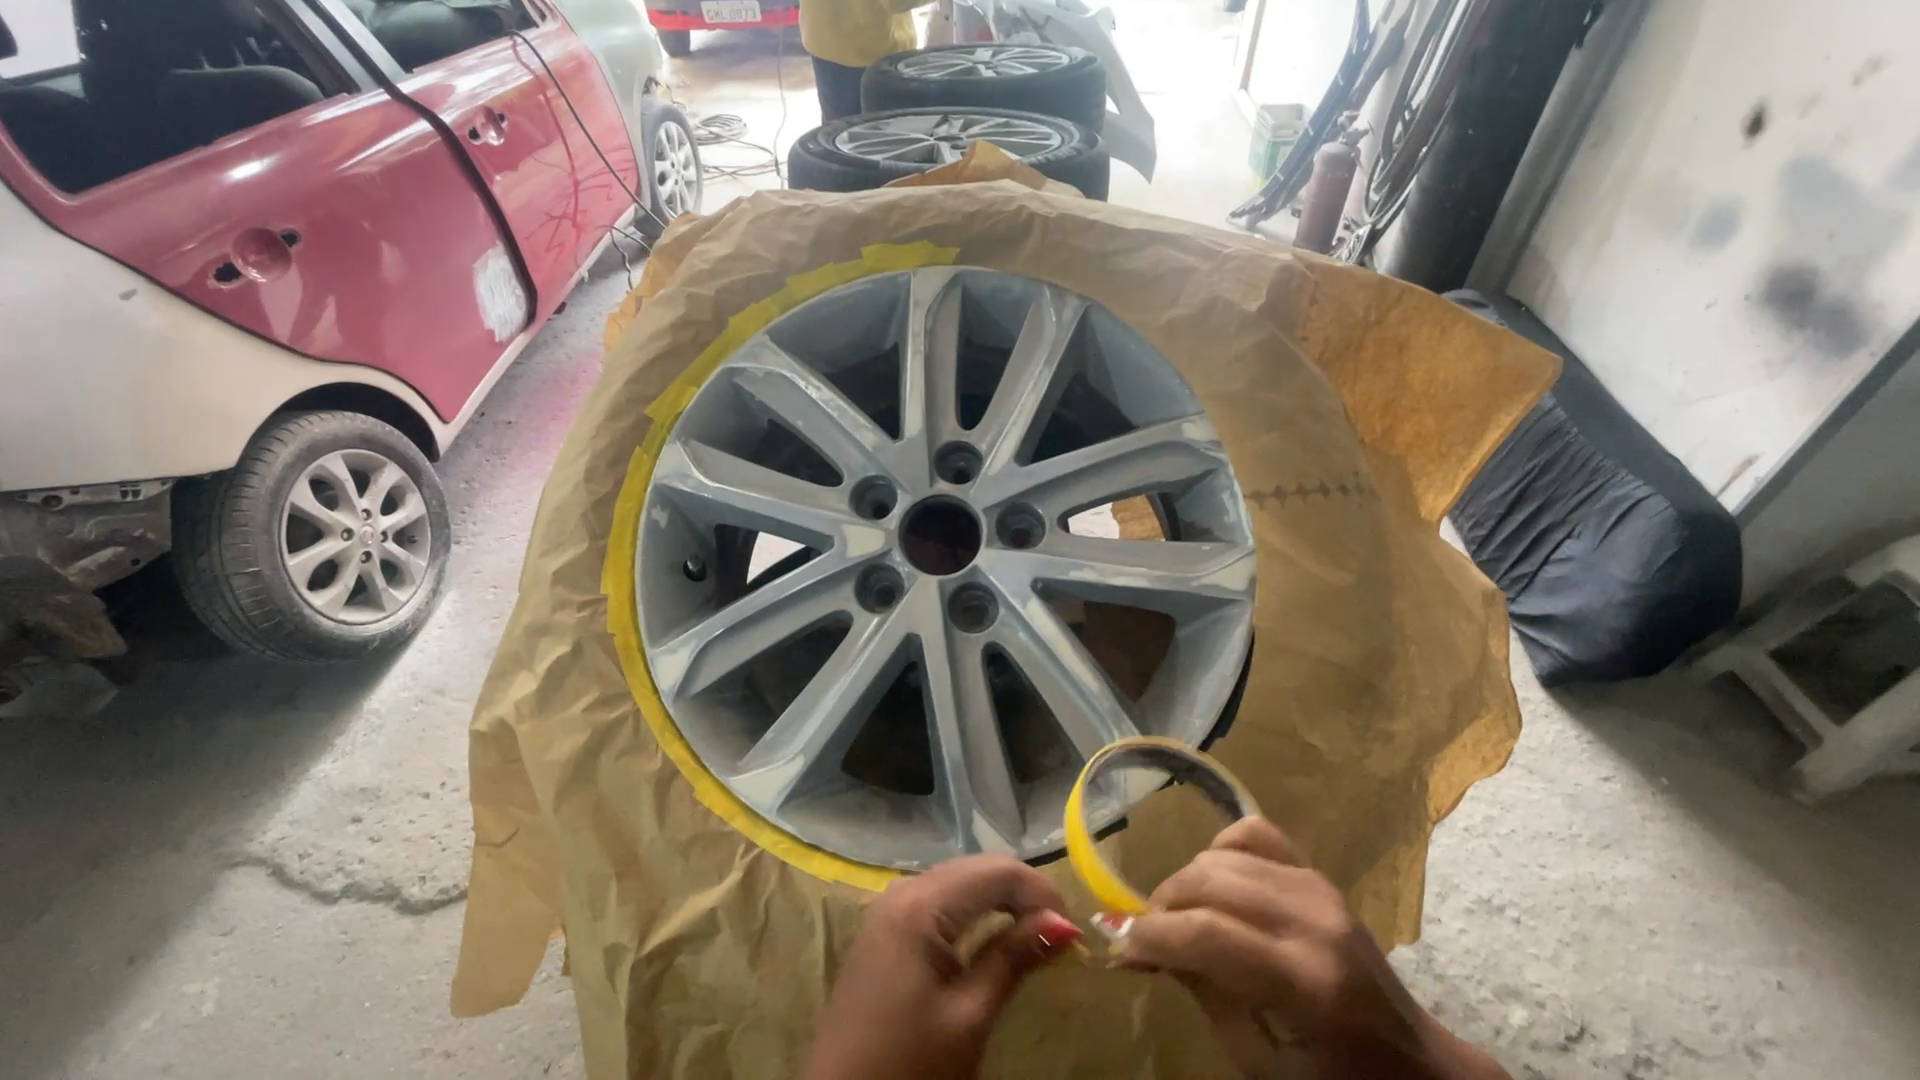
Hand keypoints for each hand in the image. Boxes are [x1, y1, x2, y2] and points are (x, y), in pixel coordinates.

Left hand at [801, 855, 1081, 1079]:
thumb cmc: (908, 1067)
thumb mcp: (969, 1017)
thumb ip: (1013, 959)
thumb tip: (1064, 923)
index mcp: (920, 905)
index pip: (996, 871)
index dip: (1040, 893)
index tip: (1072, 933)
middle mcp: (902, 891)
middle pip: (976, 869)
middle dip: (1021, 894)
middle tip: (1058, 937)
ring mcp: (888, 909)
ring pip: (958, 881)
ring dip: (998, 900)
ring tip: (1033, 939)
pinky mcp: (884, 931)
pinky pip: (938, 901)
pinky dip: (972, 912)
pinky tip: (991, 940)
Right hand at [1109, 818, 1508, 1079]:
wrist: (1414, 1063)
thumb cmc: (1332, 1078)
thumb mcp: (1258, 1060)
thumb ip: (1200, 992)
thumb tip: (1133, 948)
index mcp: (1306, 983)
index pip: (1205, 934)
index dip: (1150, 936)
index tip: (1120, 948)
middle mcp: (1313, 922)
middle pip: (1207, 883)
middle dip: (1162, 908)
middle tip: (1149, 941)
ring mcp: (1320, 889)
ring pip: (1221, 857)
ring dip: (1185, 884)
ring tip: (1179, 918)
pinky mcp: (1320, 875)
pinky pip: (1254, 834)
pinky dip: (1221, 850)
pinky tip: (1215, 882)